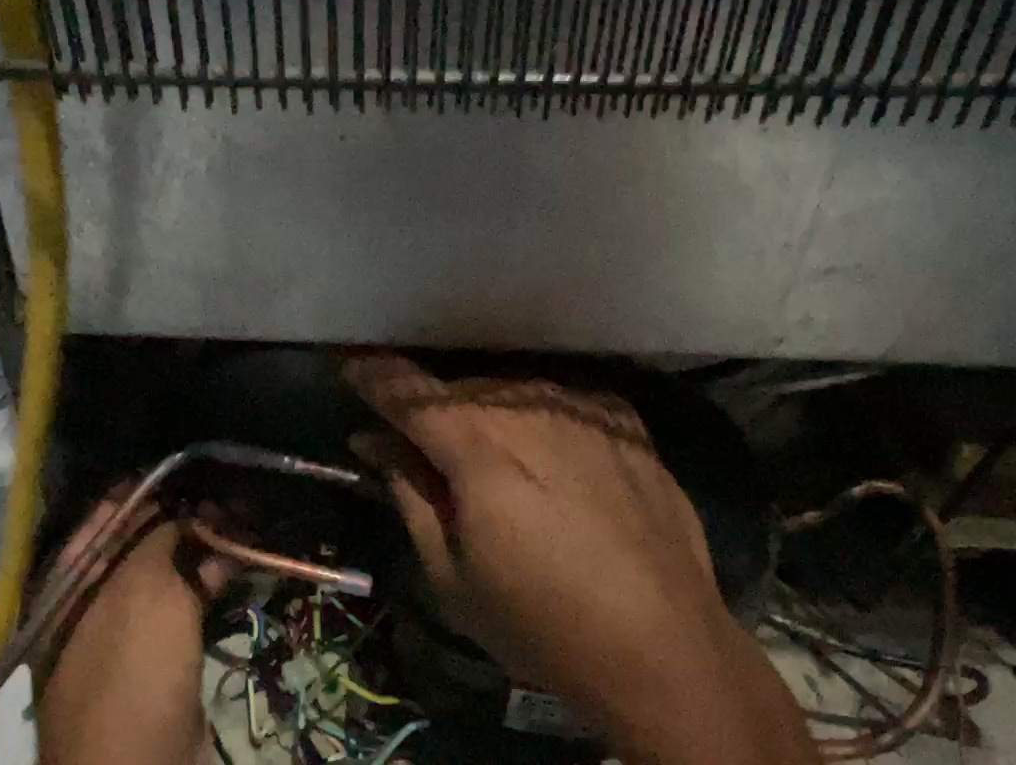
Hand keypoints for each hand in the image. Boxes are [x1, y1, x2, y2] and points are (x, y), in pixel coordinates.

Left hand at [37, 497, 232, 764]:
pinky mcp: (158, 656)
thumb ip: (165, 536)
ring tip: (244, 520)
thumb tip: (194, 508)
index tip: (194, 467)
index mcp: (69, 578)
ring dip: (204, 545)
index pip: (108, 512)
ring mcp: (124, 629)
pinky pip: (184, 602)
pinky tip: (242, 559)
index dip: (151, 487)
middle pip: (140, 540)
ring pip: (168, 570)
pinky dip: (211, 580)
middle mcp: (90, 597)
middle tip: (229, 493)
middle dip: (186, 515)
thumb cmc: (131, 671)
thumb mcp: (145, 590)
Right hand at [343, 355, 814, 764]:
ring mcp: (583, 410)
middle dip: (430, 408)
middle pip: (459, 390)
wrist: (666, 647)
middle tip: (418, 443)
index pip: (408, 391)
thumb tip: (374, 440)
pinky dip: (539, 421)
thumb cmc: (541, 624)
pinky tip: (548, 461)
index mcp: (478, 445)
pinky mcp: (624, 423)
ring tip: (490, 461)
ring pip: (511, 392)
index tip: (350, 367)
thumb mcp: (451, 576)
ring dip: (486, 414)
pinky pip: (560, 404)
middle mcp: (528, 408)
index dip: (373, 376)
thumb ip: (410, 493)